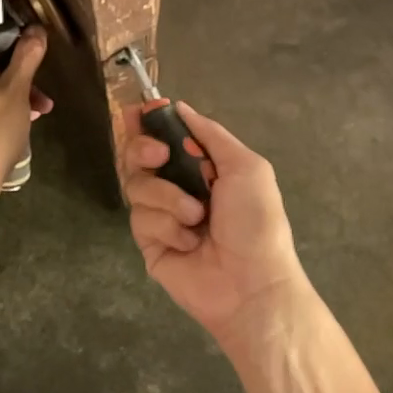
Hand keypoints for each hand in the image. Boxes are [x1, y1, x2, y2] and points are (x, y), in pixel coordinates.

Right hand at [120, 101, 305, 347]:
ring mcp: (159, 213)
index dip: (146, 121)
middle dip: (143, 148)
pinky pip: (140, 217)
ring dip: (166, 196)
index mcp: (200, 166)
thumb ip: (210, 133)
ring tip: (195, 216)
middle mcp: (175, 185)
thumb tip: (178, 107)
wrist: (252, 285)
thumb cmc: (256, 222)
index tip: (137, 111)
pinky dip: (166, 225)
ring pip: (136, 184)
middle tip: (160, 156)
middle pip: (137, 153)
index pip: (162, 134)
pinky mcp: (148, 241)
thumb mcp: (246, 167)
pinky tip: (188, 241)